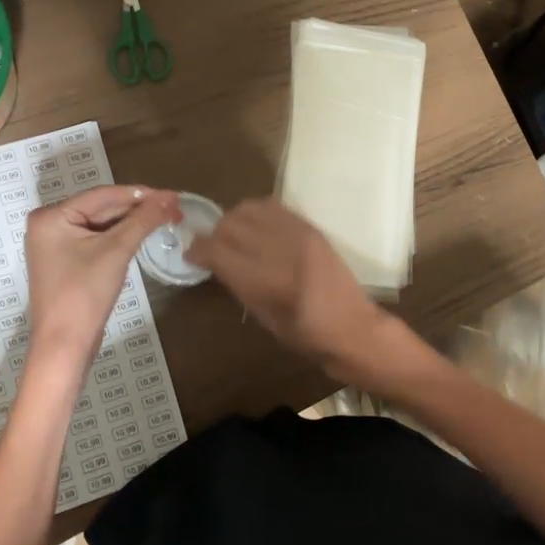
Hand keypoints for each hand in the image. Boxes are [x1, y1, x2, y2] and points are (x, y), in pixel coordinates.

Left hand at [25, 185, 180, 372]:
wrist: (64, 344)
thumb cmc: (84, 294)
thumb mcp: (116, 251)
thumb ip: (143, 220)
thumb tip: (170, 198)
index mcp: (51, 216)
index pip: (103, 195)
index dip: (141, 194)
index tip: (173, 196)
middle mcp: (48, 224)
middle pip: (101, 208)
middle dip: (137, 208)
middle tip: (173, 208)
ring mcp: (55, 244)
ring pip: (100, 224)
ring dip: (131, 222)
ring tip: (164, 218)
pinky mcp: (65, 262)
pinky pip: (95, 240)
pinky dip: (118, 237)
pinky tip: (141, 234)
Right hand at [184, 199, 389, 366]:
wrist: (353, 328)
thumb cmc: (306, 337)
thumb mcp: (263, 318)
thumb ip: (239, 285)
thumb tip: (217, 263)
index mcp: (266, 280)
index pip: (217, 250)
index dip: (197, 251)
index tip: (191, 257)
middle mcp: (280, 249)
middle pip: (229, 225)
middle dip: (214, 236)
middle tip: (212, 250)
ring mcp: (299, 234)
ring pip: (249, 208)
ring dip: (234, 221)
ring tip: (233, 237)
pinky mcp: (311, 228)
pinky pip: (274, 207)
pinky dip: (257, 214)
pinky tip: (256, 229)